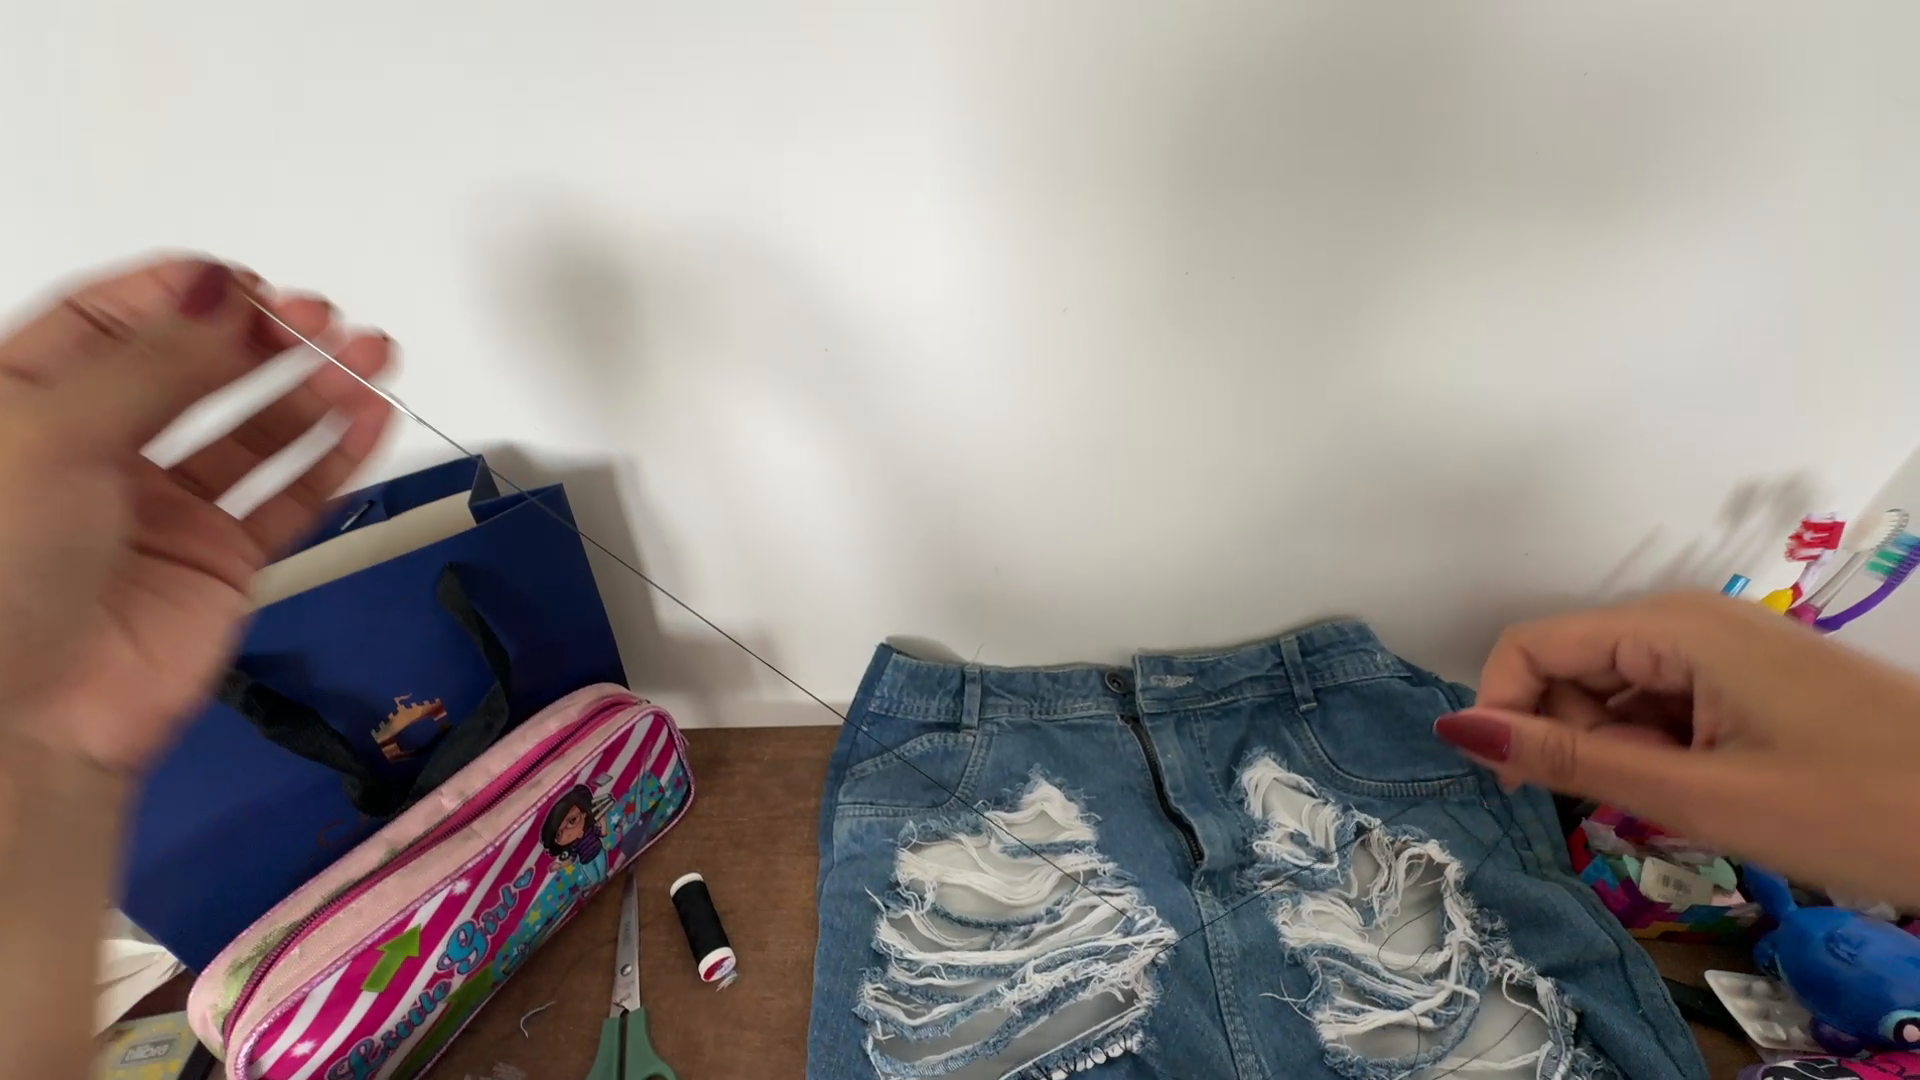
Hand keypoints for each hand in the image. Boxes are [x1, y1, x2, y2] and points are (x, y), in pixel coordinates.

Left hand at [0, 257, 394, 774]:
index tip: (251, 284)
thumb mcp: (47, 440)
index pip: (105, 328)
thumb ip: (148, 365)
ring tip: (374, 361)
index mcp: (19, 408)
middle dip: (265, 343)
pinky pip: (292, 498)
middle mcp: (96, 451)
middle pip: (197, 376)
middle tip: (327, 321)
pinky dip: (337, 460)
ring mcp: (169, 507)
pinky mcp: (229, 557)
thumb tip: (222, 289)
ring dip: (318, 396)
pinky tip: (373, 424)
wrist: (22, 718)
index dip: (180, 298)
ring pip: (259, 436)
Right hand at [1437, 592, 1919, 903]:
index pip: (1529, 646)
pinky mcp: (1740, 677)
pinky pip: (1656, 704)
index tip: (1511, 779)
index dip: (1501, 706)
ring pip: (1609, 693)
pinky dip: (1655, 748)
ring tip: (1685, 796)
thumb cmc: (1869, 809)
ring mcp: (1716, 649)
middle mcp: (1683, 623)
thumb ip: (1566, 760)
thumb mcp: (1699, 795)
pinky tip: (1706, 784)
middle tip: (1630, 798)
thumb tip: (1452, 730)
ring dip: (1618, 748)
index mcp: (1669, 629)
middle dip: (1573, 735)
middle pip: (1567, 668)